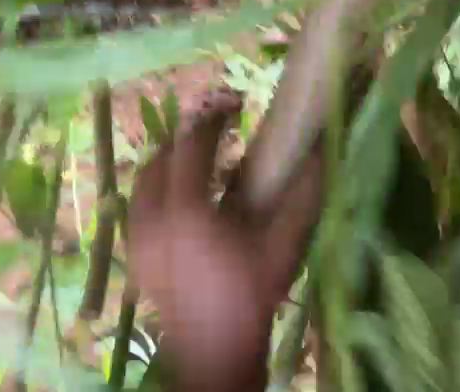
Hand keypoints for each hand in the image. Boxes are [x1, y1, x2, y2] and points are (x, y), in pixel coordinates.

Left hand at [127, 109, 321, 391]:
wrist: (215, 355)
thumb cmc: (251, 297)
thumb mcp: (284, 243)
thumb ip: (304, 190)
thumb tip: (323, 146)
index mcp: (186, 212)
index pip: (191, 145)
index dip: (214, 118)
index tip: (237, 104)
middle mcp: (152, 220)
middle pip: (160, 156)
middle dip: (189, 134)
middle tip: (219, 123)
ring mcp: (138, 239)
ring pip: (143, 179)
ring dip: (171, 158)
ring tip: (202, 152)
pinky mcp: (136, 256)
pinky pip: (139, 203)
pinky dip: (160, 184)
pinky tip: (189, 190)